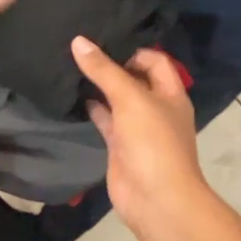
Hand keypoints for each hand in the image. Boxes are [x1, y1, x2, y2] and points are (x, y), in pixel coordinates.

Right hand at [73, 38, 206, 229]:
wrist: (156, 200)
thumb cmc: (152, 142)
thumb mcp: (130, 98)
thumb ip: (104, 70)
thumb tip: (79, 41)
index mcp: (170, 93)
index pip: (154, 60)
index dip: (132, 49)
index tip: (103, 42)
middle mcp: (156, 107)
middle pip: (134, 78)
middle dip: (111, 65)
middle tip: (81, 49)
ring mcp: (138, 128)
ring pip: (117, 99)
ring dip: (99, 86)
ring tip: (70, 66)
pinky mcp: (120, 145)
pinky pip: (105, 120)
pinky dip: (91, 108)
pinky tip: (71, 96)